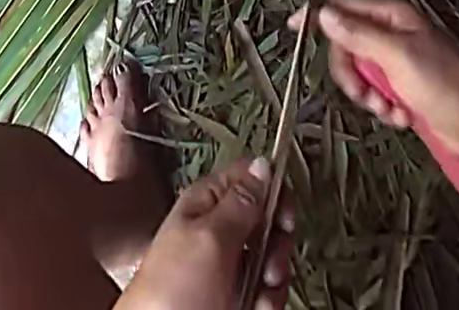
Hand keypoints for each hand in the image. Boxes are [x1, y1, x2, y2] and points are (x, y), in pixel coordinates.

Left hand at [117, 156, 293, 309]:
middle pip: (268, 218)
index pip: (251, 176)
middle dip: (277, 243)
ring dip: (274, 278)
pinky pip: (266, 289)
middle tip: (270, 265)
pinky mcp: (236, 295)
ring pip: (271, 256)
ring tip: (261, 296)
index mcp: (208, 202)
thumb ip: (240, 202)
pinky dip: (267, 301)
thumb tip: (264, 164)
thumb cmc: (174, 290)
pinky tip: (256, 309)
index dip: (273, 191)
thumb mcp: (209, 239)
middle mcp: (221, 228)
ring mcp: (229, 264)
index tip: (283, 217)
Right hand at [289, 0, 458, 162]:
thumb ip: (359, 35)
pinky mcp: (401, 84)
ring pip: (357, 70)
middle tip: (364, 97)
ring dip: (367, 95)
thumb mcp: (398, 58)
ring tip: (390, 111)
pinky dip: (383, 106)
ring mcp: (396, 59)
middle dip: (349, 73)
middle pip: (345, 43)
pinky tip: (402, 116)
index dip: (316, 14)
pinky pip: (374, 90)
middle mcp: (390, 32)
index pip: (342, 5)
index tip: (292, 27)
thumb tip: (322, 13)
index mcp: (391, 15)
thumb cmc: (445, 86)